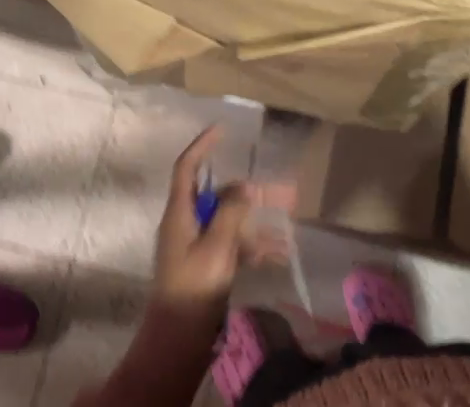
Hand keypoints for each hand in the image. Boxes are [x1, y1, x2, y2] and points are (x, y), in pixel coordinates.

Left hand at [152, 127, 284, 319]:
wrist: (179, 339)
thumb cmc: (194, 288)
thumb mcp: (216, 247)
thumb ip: (231, 213)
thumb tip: (246, 186)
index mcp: (179, 214)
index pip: (187, 168)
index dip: (203, 146)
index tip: (223, 130)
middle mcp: (186, 224)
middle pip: (218, 196)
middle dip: (250, 192)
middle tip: (283, 189)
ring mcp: (196, 247)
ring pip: (230, 222)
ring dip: (258, 222)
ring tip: (290, 222)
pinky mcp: (207, 268)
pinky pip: (233, 247)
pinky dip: (254, 247)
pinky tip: (280, 254)